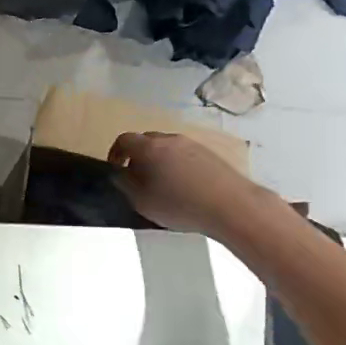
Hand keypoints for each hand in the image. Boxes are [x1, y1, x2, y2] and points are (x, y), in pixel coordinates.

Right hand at [109, 132, 270, 236]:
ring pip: (167, 147)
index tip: (116, 169)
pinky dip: (178, 166)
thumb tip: (121, 174)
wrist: (230, 205)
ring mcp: (193, 144)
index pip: (124, 140)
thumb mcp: (142, 201)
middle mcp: (170, 139)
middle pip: (147, 141)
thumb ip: (125, 185)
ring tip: (162, 186)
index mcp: (149, 147)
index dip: (115, 153)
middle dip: (138, 157)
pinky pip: (185, 155)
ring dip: (159, 161)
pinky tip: (184, 188)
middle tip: (138, 179)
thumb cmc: (180, 204)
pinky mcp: (210, 154)